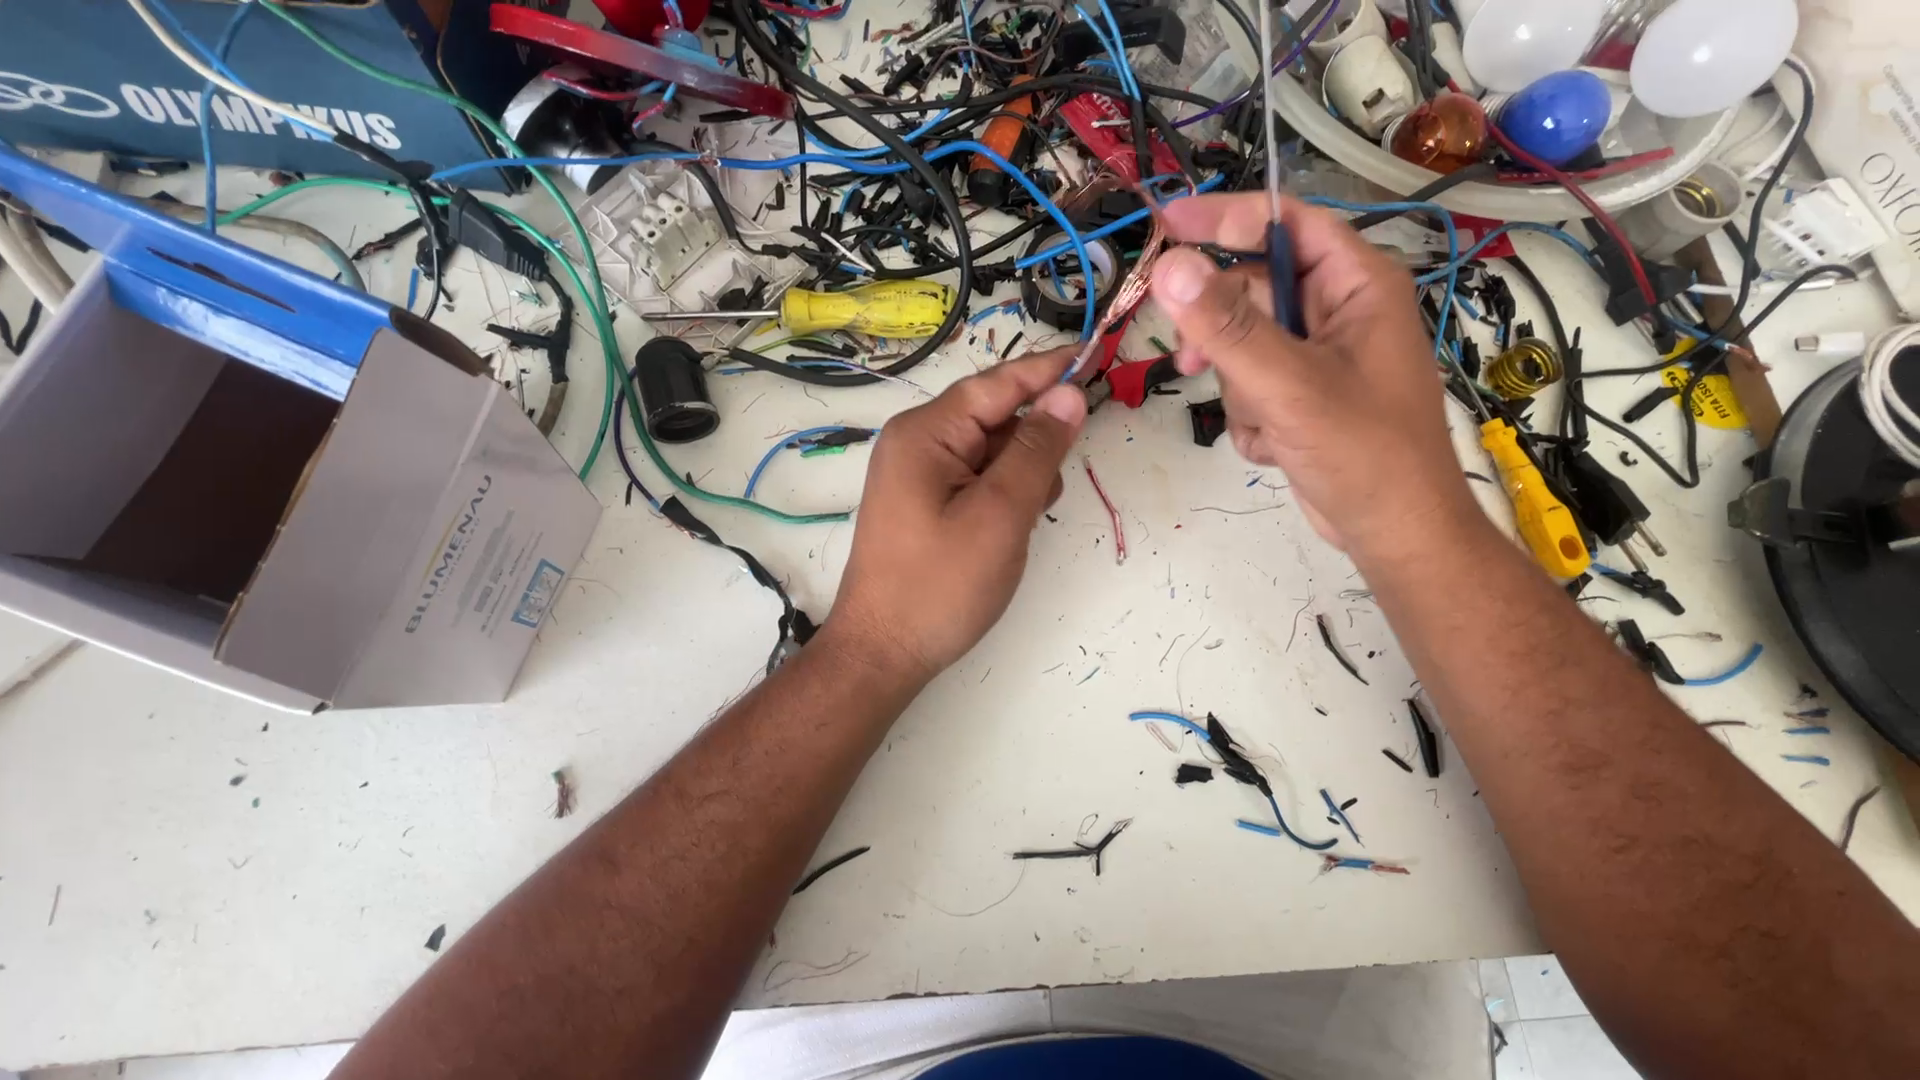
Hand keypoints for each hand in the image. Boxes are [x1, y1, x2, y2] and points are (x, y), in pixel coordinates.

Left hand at [821, 348, 1086, 683]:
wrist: (883, 651)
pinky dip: (1003, 494)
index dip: (1050, 369)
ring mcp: (918, 474)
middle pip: (994, 416)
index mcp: (925, 433)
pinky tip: (1009, 528)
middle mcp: (917, 442)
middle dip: (1034, 441)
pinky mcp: (925, 503)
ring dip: (1021, 473)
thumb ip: (1036, 451)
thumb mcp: (999, 515)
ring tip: (1023, 520)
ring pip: (990, 451)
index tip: (1098, 352)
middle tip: (1052, 482)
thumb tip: (1068, 394)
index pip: (998, 383)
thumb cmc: (939, 585)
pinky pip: (976, 479)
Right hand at [1148, 193, 1479, 560]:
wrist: (1394, 532)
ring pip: (1243, 345)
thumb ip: (1227, 326)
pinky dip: (1250, 416)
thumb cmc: (1363, 452)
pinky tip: (1274, 445)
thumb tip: (1169, 267)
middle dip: (1222, 335)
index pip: (1283, 222)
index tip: (1164, 225)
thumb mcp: (1289, 384)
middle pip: (1251, 291)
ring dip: (1239, 387)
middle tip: (1191, 362)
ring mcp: (1319, 355)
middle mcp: (1339, 311)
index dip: (1223, 217)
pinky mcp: (1303, 395)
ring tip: (1263, 422)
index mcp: (1356, 284)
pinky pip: (1251, 384)